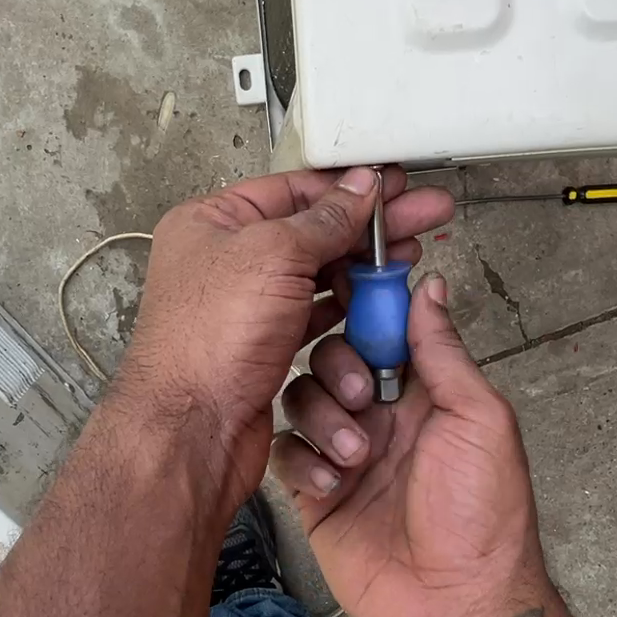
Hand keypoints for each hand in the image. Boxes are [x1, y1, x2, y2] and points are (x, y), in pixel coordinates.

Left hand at [115, 167, 452, 507]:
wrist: (193, 429)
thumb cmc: (208, 341)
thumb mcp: (274, 257)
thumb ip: (324, 219)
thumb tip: (358, 189)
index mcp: (213, 223)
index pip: (293, 189)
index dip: (349, 188)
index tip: (394, 186)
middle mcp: (227, 261)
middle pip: (312, 230)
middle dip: (371, 225)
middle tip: (422, 215)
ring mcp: (247, 306)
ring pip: (317, 274)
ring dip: (364, 265)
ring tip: (408, 255)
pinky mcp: (265, 344)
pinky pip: (315, 314)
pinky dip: (348, 304)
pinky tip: (378, 296)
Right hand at [270, 273, 553, 616]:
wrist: (455, 605)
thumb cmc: (481, 512)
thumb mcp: (479, 420)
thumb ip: (443, 353)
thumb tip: (428, 287)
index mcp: (419, 393)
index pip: (380, 332)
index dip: (363, 311)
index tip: (346, 295)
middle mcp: (377, 416)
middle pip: (330, 358)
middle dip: (337, 368)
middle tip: (359, 398)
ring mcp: (343, 453)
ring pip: (301, 399)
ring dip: (322, 418)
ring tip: (354, 459)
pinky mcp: (315, 492)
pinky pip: (287, 454)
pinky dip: (302, 461)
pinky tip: (330, 486)